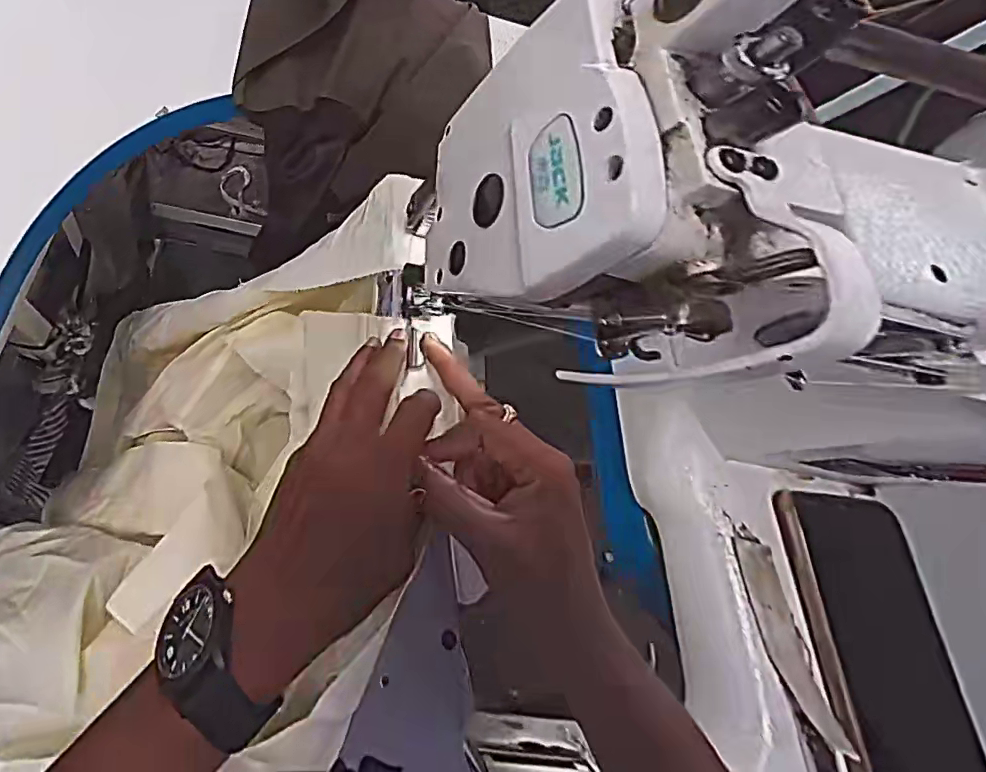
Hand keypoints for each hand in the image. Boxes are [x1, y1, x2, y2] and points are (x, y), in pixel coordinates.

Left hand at [226, 332, 440, 700]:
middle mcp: (352, 447)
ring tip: (371, 346)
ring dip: (360, 364)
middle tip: (398, 339)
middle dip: (389, 358)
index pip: (415, 414)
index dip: (429, 401)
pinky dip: (341, 390)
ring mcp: (323, 447)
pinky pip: (327, 410)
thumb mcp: (402, 548)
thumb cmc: (345, 582)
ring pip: (344, 391)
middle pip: (374, 386)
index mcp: (385, 468)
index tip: (434, 398)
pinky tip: (348, 389)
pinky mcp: (303, 455)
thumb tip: (423, 479)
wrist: (282, 593)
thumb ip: (417, 503)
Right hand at [416, 335, 607, 671]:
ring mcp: (526, 481)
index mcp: (540, 464)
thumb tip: (415, 465)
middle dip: (445, 455)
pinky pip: (477, 479)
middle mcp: (536, 465)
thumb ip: (446, 497)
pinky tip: (460, 517)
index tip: (432, 352)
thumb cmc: (550, 594)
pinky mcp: (517, 498)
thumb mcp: (489, 541)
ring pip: (473, 458)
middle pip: (475, 435)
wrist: (570, 633)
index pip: (487, 413)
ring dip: (453, 479)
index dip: (453, 379)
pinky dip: (460, 493)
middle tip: (421, 474)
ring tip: (456, 514)